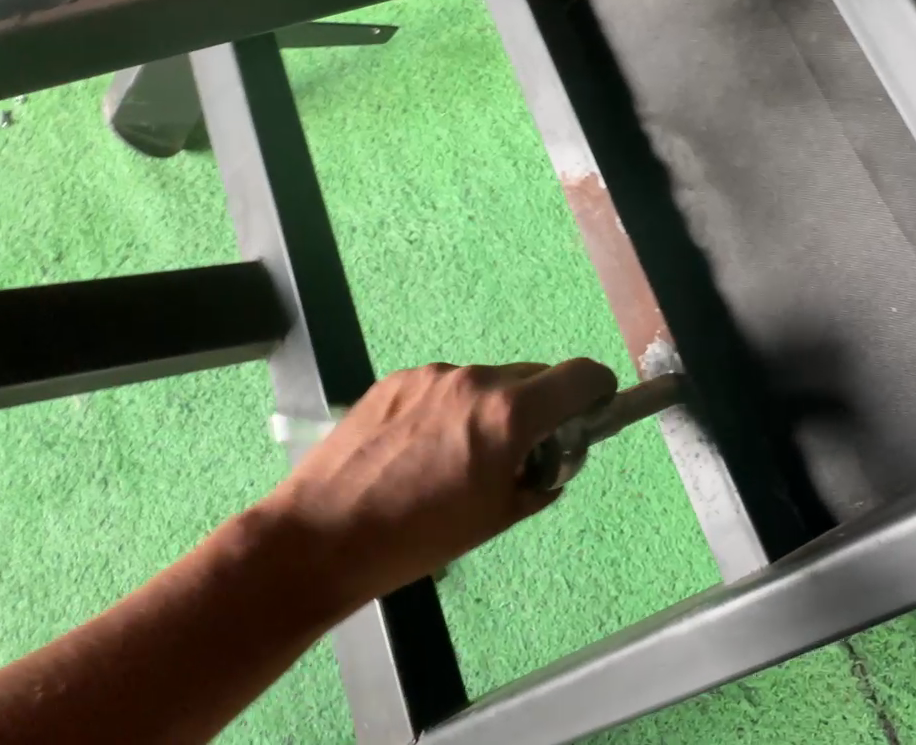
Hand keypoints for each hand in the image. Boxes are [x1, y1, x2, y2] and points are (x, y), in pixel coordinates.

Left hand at [256, 359, 616, 608]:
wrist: (317, 540)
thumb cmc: (419, 538)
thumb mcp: (501, 515)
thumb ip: (545, 475)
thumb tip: (558, 454)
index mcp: (511, 415)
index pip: (583, 374)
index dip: (598, 389)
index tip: (592, 410)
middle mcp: (479, 381)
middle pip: (537, 377)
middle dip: (542, 408)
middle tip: (517, 451)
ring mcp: (435, 376)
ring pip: (491, 382)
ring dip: (494, 408)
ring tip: (456, 455)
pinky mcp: (398, 378)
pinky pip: (447, 385)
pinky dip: (452, 407)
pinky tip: (420, 447)